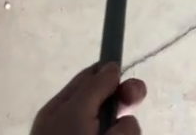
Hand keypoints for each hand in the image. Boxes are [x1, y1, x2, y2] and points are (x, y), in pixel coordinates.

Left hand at [31, 61, 146, 134]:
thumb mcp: (72, 115)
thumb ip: (94, 87)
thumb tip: (112, 66)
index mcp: (63, 111)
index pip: (92, 78)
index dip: (111, 72)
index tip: (123, 76)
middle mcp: (82, 126)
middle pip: (115, 100)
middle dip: (127, 99)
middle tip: (132, 101)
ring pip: (126, 127)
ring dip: (123, 133)